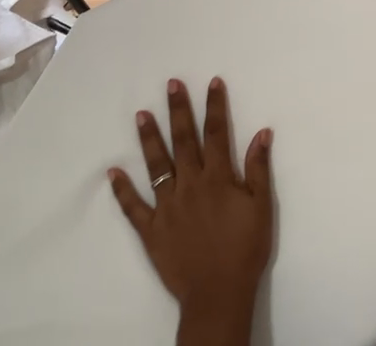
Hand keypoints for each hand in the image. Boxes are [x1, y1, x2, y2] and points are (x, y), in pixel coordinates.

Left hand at [109, 78, 274, 316]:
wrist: (218, 293)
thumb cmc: (245, 248)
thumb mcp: (262, 207)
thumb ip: (259, 168)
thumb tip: (261, 132)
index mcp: (219, 178)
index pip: (217, 133)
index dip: (215, 106)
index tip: (212, 82)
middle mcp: (190, 185)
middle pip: (184, 140)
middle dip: (178, 110)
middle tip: (172, 84)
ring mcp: (167, 206)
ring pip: (157, 165)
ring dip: (149, 138)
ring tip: (142, 114)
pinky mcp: (151, 229)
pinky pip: (133, 206)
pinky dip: (122, 189)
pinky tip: (113, 171)